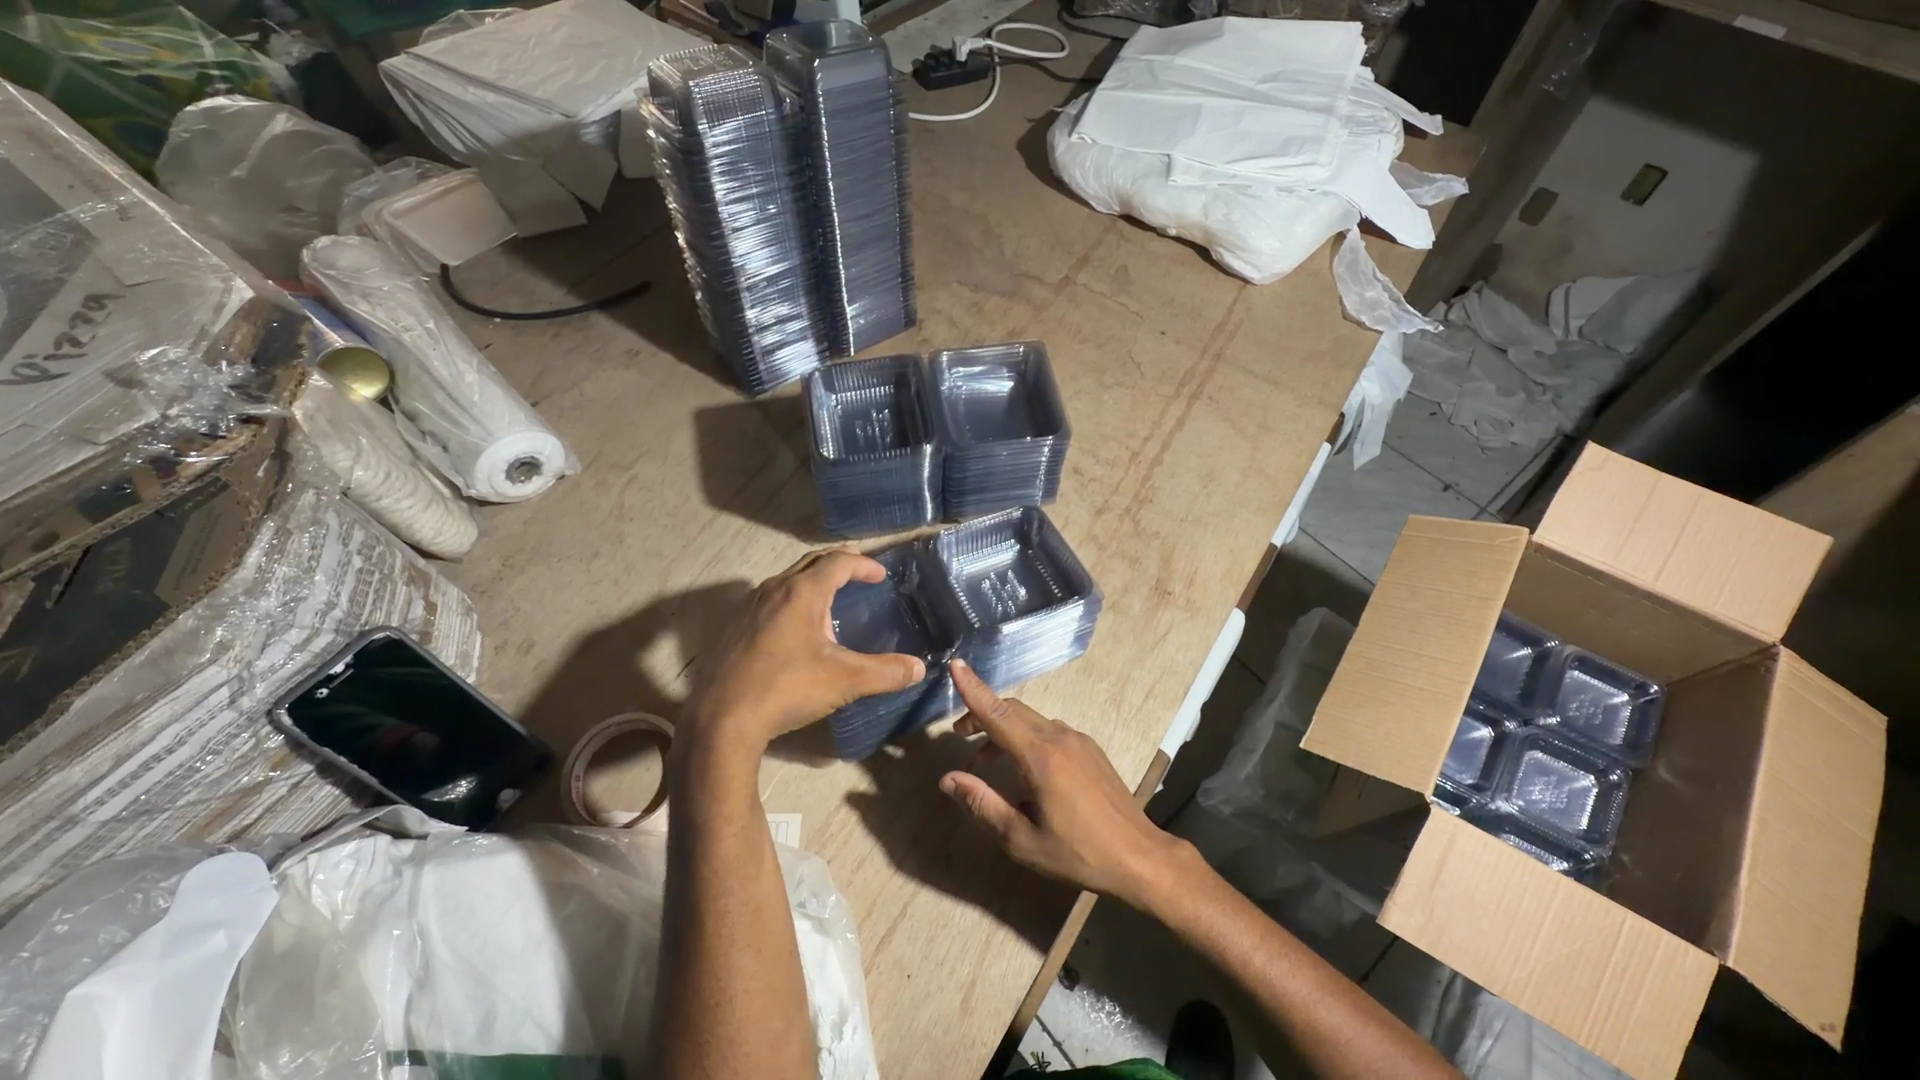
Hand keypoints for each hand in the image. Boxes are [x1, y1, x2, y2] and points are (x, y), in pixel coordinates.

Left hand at [686, 550, 926, 750]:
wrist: (721, 718)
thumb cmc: (786, 689)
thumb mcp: (844, 681)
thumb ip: (885, 672)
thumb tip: (918, 668)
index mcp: (802, 592)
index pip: (838, 562)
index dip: (863, 564)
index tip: (880, 575)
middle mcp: (773, 590)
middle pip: (810, 563)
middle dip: (837, 564)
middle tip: (858, 573)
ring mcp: (748, 608)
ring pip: (786, 581)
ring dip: (811, 583)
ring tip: (829, 601)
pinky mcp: (734, 629)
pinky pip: (769, 601)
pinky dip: (791, 602)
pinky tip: (795, 631)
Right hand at [940, 661, 1191, 910]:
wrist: (1139, 857)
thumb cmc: (1078, 852)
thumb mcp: (1022, 839)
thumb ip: (983, 804)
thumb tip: (948, 779)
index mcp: (1040, 756)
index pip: (998, 713)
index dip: (973, 688)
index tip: (955, 665)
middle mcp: (1060, 738)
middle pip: (1013, 711)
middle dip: (983, 715)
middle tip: (961, 736)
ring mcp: (1080, 742)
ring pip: (1032, 721)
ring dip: (1005, 730)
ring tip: (987, 762)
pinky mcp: (1091, 751)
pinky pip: (1050, 733)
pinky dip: (1027, 739)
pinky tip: (1024, 773)